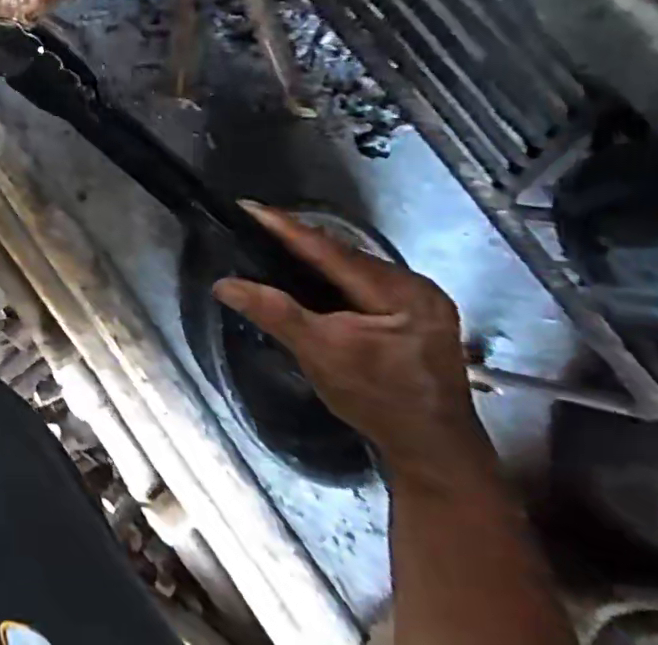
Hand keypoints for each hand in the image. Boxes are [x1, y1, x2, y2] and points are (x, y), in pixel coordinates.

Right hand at [214, 203, 491, 485]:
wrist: (433, 450)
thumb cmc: (378, 399)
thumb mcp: (320, 353)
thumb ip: (274, 312)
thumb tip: (223, 284)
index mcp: (400, 292)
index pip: (330, 250)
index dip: (285, 227)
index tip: (249, 206)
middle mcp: (414, 288)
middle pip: (343, 254)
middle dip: (298, 238)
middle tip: (255, 223)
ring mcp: (418, 303)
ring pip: (352, 268)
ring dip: (312, 256)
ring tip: (273, 242)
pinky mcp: (411, 318)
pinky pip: (360, 283)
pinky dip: (328, 275)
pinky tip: (307, 276)